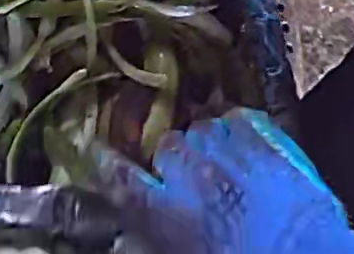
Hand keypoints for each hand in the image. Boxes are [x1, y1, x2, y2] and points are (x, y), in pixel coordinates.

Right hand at [96, 110, 353, 253]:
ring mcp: (224, 142)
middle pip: (166, 146)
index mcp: (169, 214)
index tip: (95, 151)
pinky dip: (236, 132)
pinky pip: (234, 118)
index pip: (120, 179)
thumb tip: (140, 226)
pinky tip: (247, 153)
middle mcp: (189, 169)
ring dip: (207, 145)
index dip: (103, 163)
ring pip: (200, 128)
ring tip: (226, 169)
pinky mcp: (258, 127)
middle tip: (192, 184)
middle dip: (174, 161)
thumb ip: (159, 236)